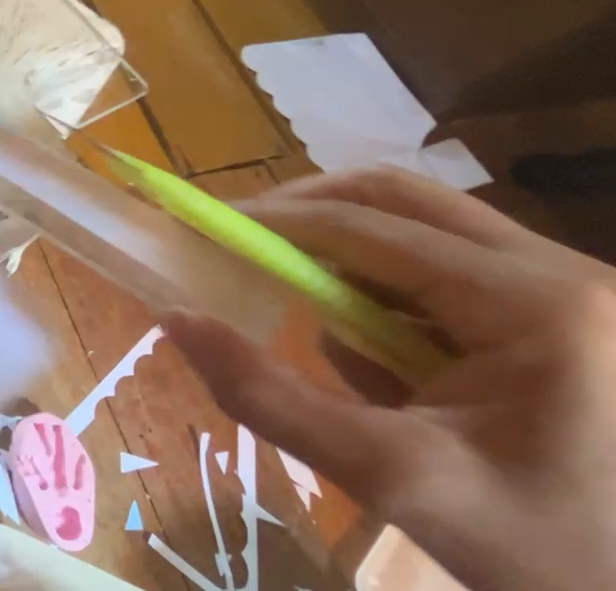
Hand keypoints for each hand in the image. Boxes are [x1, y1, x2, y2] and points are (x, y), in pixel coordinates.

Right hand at [164, 167, 615, 590]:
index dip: (268, 220)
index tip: (196, 228)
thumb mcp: (393, 477)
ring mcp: (578, 293)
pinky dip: (389, 292)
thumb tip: (173, 317)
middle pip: (399, 200)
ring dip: (346, 258)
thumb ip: (270, 396)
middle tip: (240, 247)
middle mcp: (568, 273)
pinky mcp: (573, 318)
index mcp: (539, 302)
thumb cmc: (544, 547)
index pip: (364, 225)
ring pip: (423, 230)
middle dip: (306, 218)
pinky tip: (383, 359)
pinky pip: (452, 271)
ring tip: (310, 318)